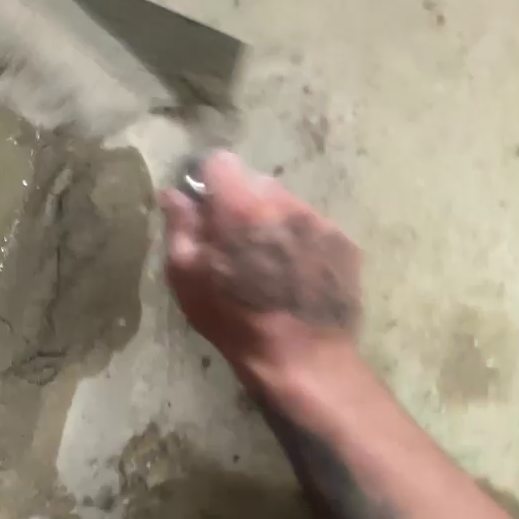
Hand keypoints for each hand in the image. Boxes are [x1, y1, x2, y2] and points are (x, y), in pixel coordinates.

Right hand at [159, 151, 361, 382]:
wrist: (300, 356)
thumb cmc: (229, 316)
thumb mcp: (185, 274)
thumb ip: (180, 227)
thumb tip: (174, 194)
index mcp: (241, 209)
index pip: (220, 163)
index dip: (204, 179)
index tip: (198, 205)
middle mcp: (285, 205)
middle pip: (254, 180)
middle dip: (236, 201)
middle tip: (225, 239)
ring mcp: (320, 223)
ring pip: (284, 202)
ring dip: (266, 218)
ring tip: (259, 258)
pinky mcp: (344, 244)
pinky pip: (309, 225)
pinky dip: (293, 237)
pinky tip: (286, 271)